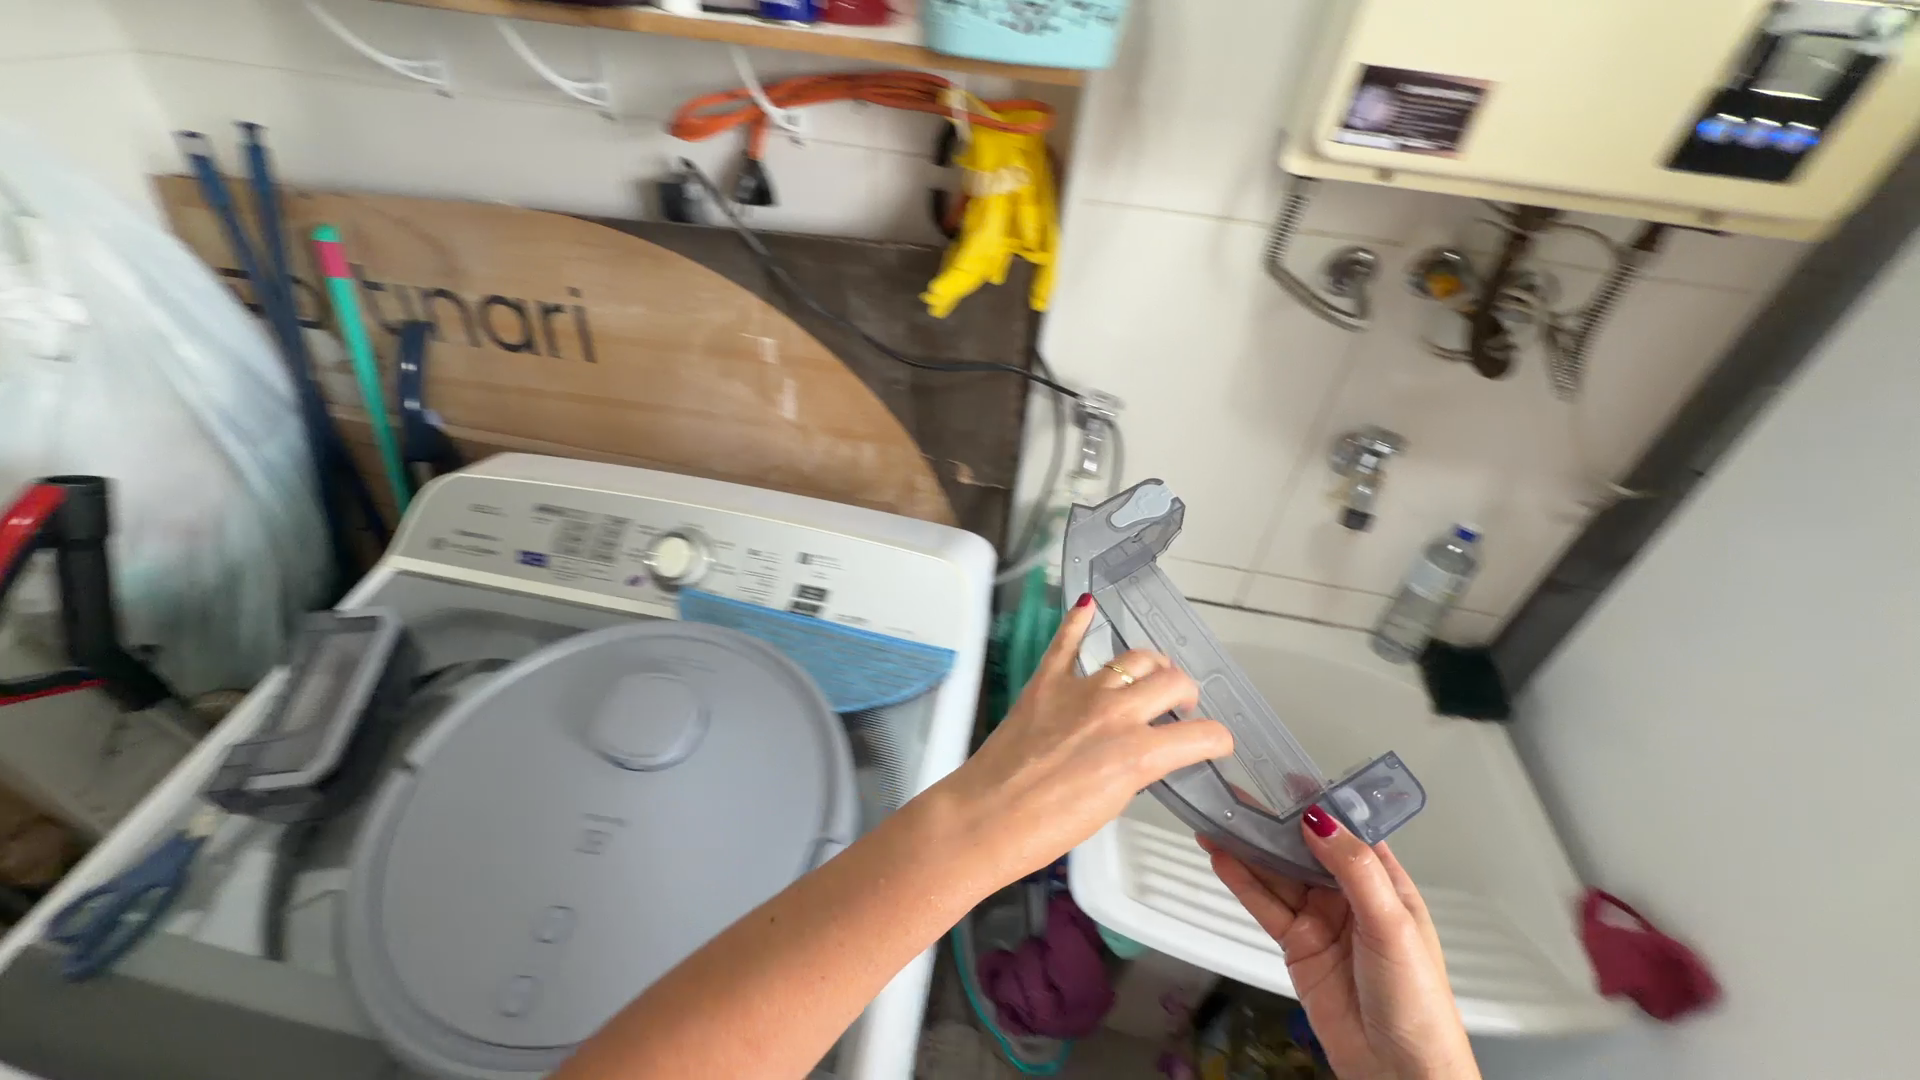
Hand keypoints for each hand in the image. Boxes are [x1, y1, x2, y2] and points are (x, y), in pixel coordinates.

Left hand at [924, 594, 1233, 883]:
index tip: (1215, 742)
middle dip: (1186, 694)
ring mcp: (1079, 690)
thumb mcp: (1112, 805)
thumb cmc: (1047, 829)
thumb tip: (1141, 753)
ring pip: (1133, 657)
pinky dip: (1077, 620)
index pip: (1201, 735)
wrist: (987, 816)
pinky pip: (1066, 641)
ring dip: (1151, 664)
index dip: (1216, 740)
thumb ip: (1135, 769)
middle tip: (1179, 706)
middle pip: (1173, 682)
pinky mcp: (1046, 681)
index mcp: (1138, 753)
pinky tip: (1087, 604)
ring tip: (1151, 672)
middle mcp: (1116, 712)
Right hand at [1202, 817, 1479, 1079]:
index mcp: (1384, 883)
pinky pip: (1264, 904)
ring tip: (1217, 821)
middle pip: (1302, 848)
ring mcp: (1319, 918)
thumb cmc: (1416, 1001)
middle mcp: (1348, 895)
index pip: (1346, 831)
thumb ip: (1354, 869)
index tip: (1283, 778)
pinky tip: (1221, 858)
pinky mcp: (1295, 943)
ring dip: (1248, 848)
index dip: (1316, 803)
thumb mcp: (1392, 926)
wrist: (1399, 1075)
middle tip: (1235, 797)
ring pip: (1277, 872)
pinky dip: (1241, 880)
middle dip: (1271, 823)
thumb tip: (1317, 818)